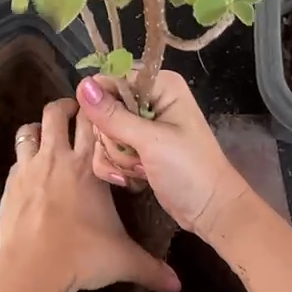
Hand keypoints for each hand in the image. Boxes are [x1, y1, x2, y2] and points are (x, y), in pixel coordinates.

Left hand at [0, 98, 181, 291]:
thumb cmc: (83, 255)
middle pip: (56, 113)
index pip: (91, 120)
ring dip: (39, 129)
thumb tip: (176, 283)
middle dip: (65, 107)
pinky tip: (31, 172)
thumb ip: (151, 267)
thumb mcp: (123, 260)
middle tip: (75, 113)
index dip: (95, 109)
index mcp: (87, 165)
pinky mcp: (10, 183)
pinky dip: (24, 159)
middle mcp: (57, 157)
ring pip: (30, 130)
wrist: (33, 268)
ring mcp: (29, 167)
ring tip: (48, 136)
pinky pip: (17, 159)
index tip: (101, 109)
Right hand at [78, 70, 255, 238]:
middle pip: (104, 108)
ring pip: (102, 131)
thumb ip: (113, 115)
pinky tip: (131, 179)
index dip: (105, 103)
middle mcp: (149, 99)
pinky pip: (107, 149)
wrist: (210, 212)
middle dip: (113, 137)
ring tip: (139, 169)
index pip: (113, 79)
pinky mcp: (135, 147)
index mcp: (160, 86)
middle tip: (136, 154)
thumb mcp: (151, 142)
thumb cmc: (189, 170)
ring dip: (115, 155)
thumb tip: (82, 85)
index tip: (114, 129)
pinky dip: (115, 166)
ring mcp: (141, 125)